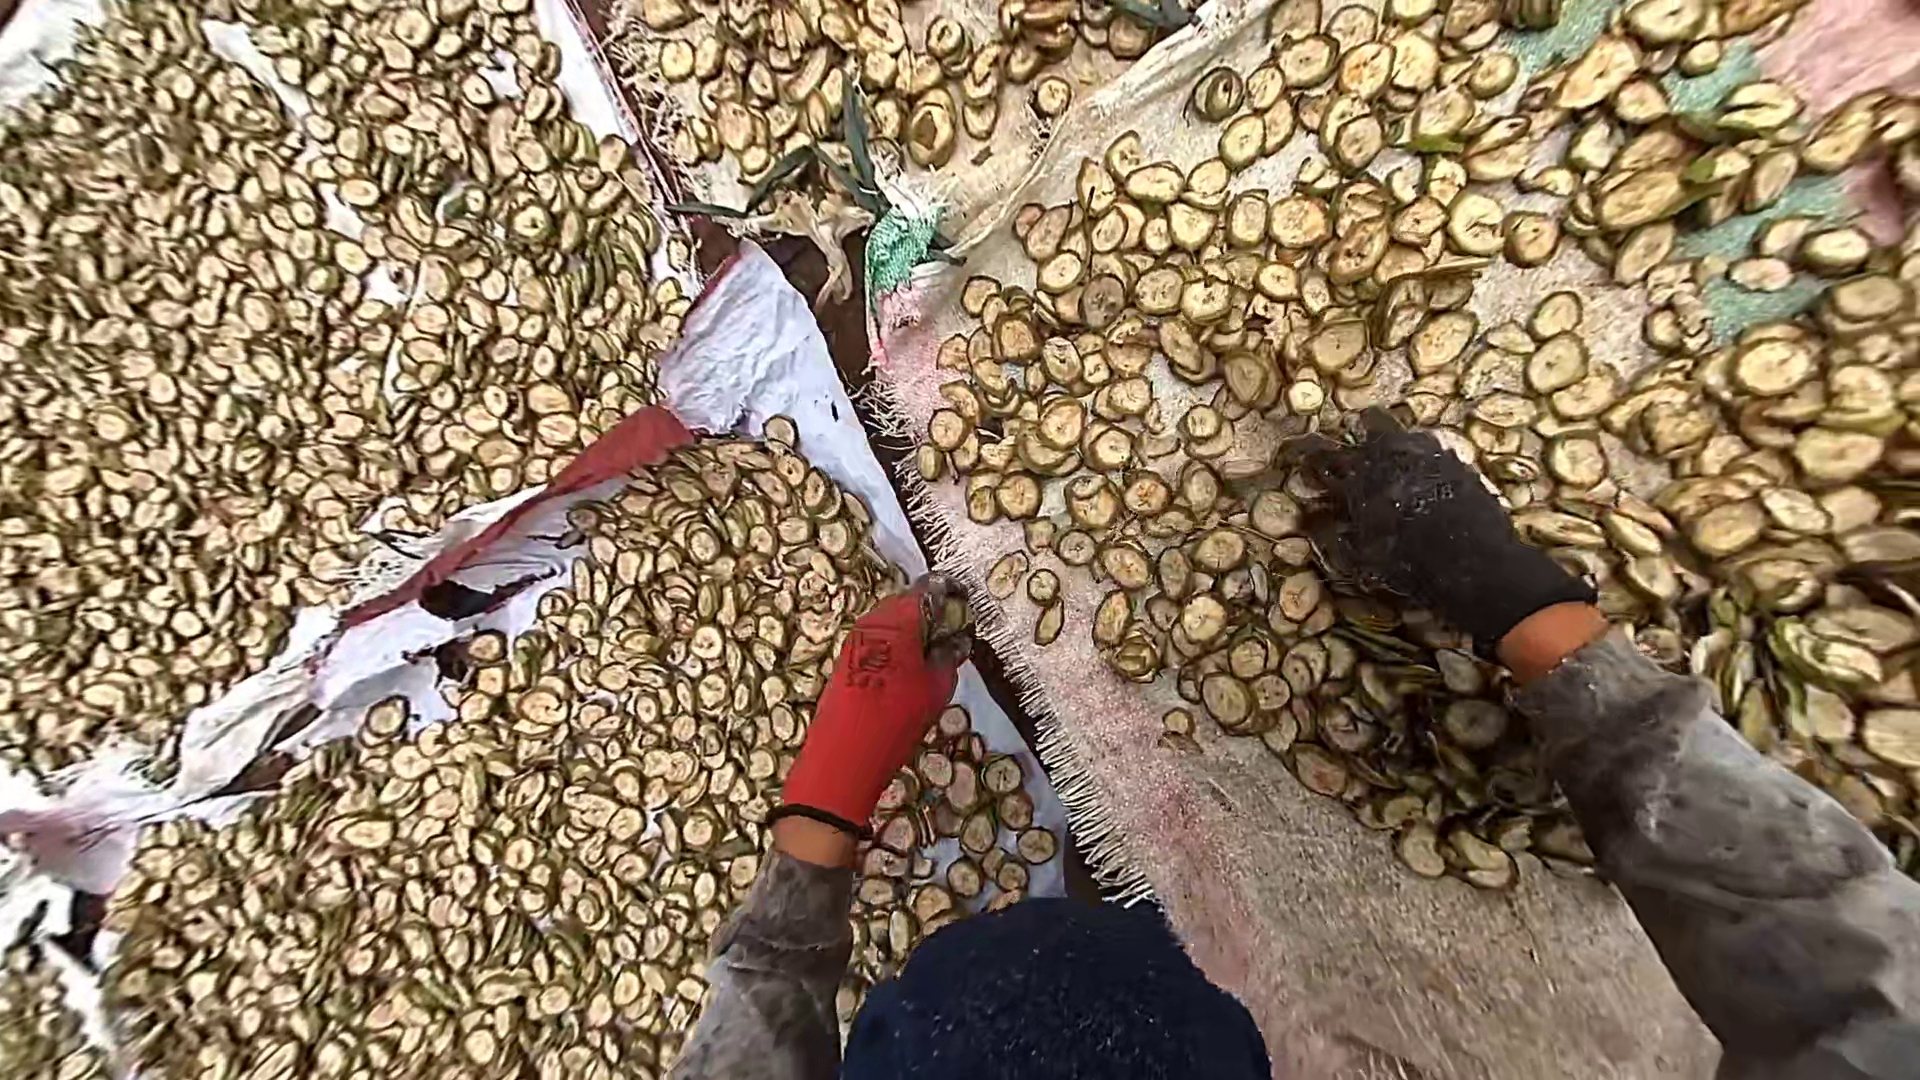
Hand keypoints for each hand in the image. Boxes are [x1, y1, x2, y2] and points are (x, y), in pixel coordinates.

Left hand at [775, 576, 966, 851]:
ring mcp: (856, 636)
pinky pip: (878, 637)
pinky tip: (909, 665)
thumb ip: (948, 656)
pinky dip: (897, 642)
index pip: (932, 588)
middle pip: (909, 600)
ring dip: (913, 627)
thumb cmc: (897, 715)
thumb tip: (955, 641)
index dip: (952, 592)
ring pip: (892, 619)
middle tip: (954, 629)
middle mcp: (875, 618)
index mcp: (900, 617)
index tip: (966, 603)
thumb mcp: (937, 687)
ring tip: (934, 650)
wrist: (843, 754)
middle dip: (933, 610)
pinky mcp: (846, 655)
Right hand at [1302, 412, 1595, 656]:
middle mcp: (1393, 459)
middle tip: (1354, 435)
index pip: (1323, 455)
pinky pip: (1431, 449)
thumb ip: (1331, 534)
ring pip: (1405, 432)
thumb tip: (1311, 518)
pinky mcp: (1459, 465)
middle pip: (1371, 424)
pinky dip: (1419, 455)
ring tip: (1387, 453)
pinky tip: (1419, 471)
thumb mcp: (1357, 558)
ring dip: (1391, 439)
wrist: (1475, 564)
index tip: (1298, 453)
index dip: (1308, 452)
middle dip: (1358, 427)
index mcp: (1359, 479)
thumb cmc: (1407, 564)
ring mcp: (1429, 457)